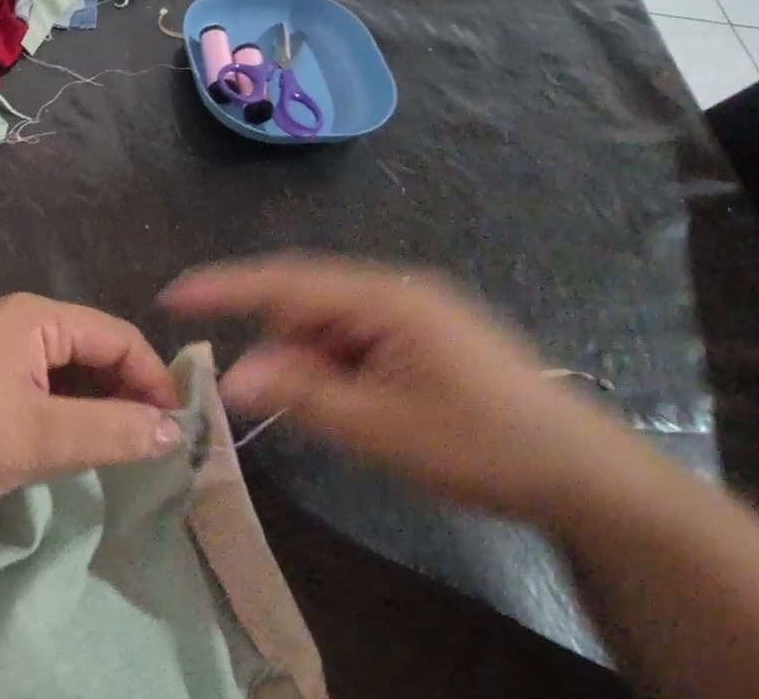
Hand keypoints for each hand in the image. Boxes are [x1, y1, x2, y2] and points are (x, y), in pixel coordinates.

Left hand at [0, 294, 185, 522]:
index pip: (118, 335)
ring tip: (113, 447)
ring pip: (61, 367)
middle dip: (124, 391)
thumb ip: (114, 431)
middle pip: (90, 347)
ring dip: (92, 403)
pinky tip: (65, 440)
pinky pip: (32, 380)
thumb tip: (174, 431)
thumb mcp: (43, 438)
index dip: (154, 379)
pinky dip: (58, 408)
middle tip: (148, 443)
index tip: (176, 428)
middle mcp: (12, 318)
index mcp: (34, 316)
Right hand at [161, 256, 644, 526]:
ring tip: (330, 414)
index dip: (225, 287)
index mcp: (386, 298)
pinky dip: (338, 370)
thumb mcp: (381, 428)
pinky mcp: (424, 339)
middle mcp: (396, 293)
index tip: (172, 296)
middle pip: (307, 303)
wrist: (586, 477)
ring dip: (311, 364)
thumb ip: (300, 395)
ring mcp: (414, 314)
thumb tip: (230, 375)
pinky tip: (352, 407)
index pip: (286, 281)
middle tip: (259, 394)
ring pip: (331, 326)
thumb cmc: (481, 446)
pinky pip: (357, 342)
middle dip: (279, 345)